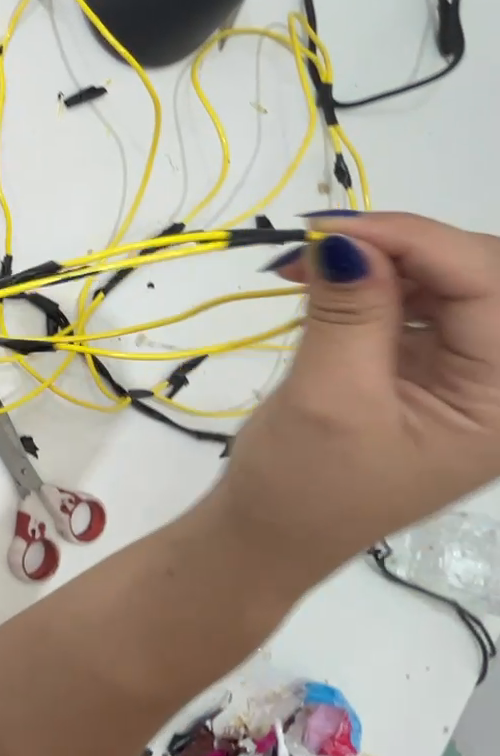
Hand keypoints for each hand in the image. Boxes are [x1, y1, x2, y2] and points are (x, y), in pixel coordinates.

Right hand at [208, 213, 499, 574]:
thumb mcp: (327, 396)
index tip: (324, 226)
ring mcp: (474, 373)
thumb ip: (347, 314)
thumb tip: (339, 238)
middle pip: (487, 277)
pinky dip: (372, 283)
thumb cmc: (307, 478)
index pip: (492, 285)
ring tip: (305, 263)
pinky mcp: (432, 369)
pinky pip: (421, 306)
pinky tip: (325, 283)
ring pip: (454, 283)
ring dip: (384, 260)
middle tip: (312, 242)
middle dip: (405, 245)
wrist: (277, 530)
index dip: (415, 240)